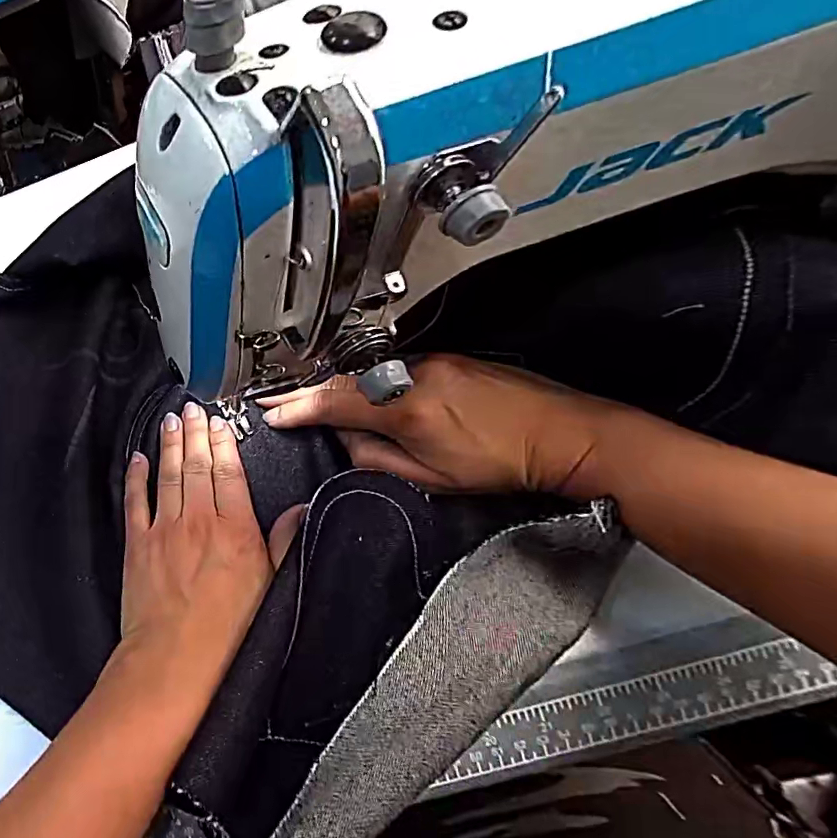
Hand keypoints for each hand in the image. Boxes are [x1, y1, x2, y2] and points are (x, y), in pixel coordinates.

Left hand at [116, 402, 304, 696]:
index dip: (225, 444)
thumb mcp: (269, 586)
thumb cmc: (225, 632)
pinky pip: (136, 499)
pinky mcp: (139, 543)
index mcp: (235, 530)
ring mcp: (166, 529)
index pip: (230, 473)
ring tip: (172, 421)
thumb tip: (299, 512)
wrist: (173, 660)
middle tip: (194, 409)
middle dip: (197, 432)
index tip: (221, 424)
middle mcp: (199, 521)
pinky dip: (136, 476)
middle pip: (199, 465)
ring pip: (169, 474)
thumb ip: (282, 543)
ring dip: (171, 444)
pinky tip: (138, 458)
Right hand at [258, 354, 627, 497]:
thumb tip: (348, 441)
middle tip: (283, 404)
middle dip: (310, 394)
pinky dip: (372, 383)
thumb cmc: (504, 461)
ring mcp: (433, 362)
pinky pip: (396, 369)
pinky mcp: (448, 359)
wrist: (562, 434)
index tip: (274, 413)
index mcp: (405, 408)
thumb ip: (378, 458)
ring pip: (371, 374)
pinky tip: (368, 395)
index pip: (334, 403)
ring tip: (318, 403)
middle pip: (347, 383)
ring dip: (342, 389)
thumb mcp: (432, 478)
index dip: (297, 408)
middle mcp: (415, 375)